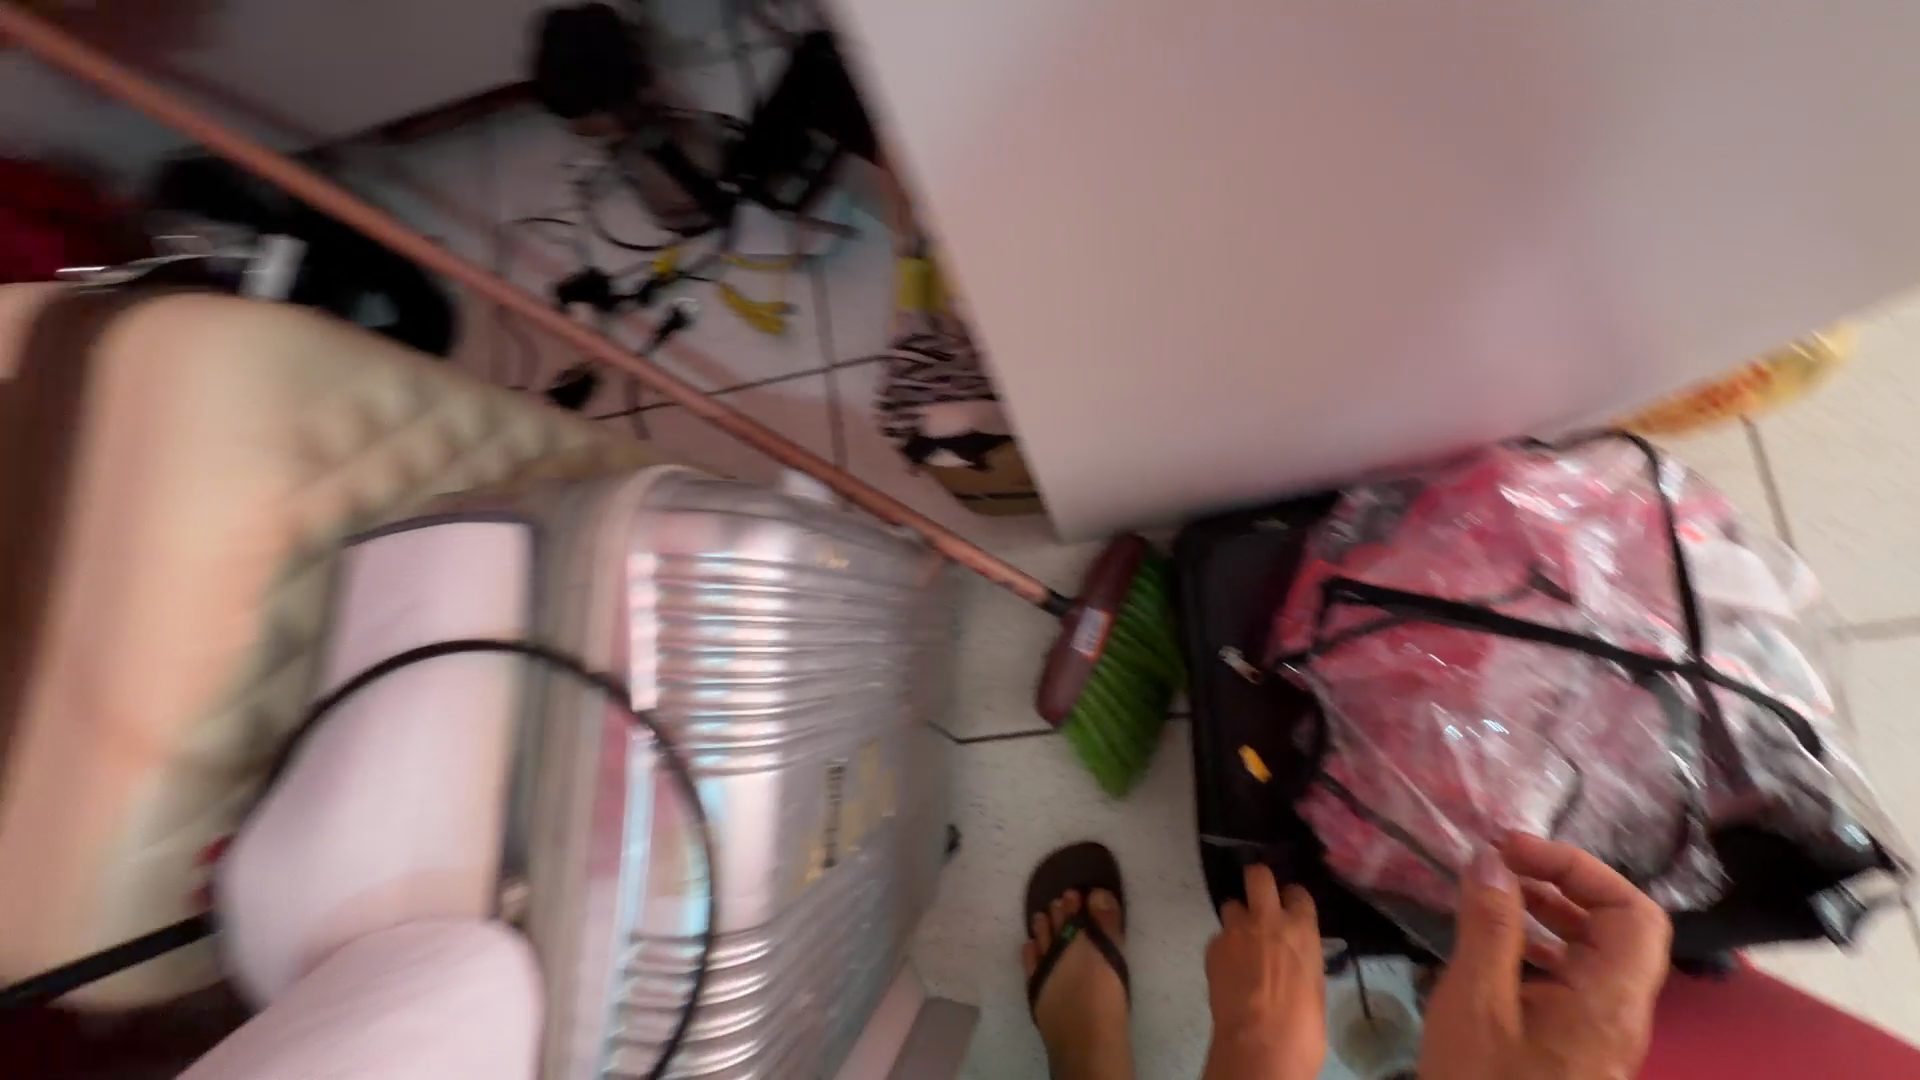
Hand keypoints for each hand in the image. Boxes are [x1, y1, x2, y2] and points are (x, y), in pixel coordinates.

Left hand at [1202, 863, 1326, 1079]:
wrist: (1260, 1046)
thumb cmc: (1302, 1029)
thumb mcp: (1314, 988)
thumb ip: (1302, 960)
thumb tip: (1294, 957)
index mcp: (1300, 931)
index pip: (1297, 892)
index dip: (1292, 898)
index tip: (1290, 906)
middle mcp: (1266, 920)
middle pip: (1257, 875)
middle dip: (1258, 880)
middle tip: (1259, 897)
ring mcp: (1235, 930)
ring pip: (1231, 905)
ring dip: (1237, 918)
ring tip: (1241, 941)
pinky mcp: (1212, 946)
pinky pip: (1218, 937)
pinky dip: (1224, 948)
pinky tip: (1229, 969)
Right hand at [1419, 833, 1673, 1079]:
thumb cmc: (1483, 1078)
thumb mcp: (1475, 999)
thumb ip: (1489, 926)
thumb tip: (1492, 860)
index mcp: (1607, 1001)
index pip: (1633, 913)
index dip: (1578, 867)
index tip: (1510, 850)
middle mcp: (1619, 1011)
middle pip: (1621, 926)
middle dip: (1561, 879)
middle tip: (1497, 860)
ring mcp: (1599, 1027)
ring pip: (1597, 948)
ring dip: (1549, 905)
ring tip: (1491, 889)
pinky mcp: (1575, 1037)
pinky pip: (1573, 972)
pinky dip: (1538, 938)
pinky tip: (1494, 936)